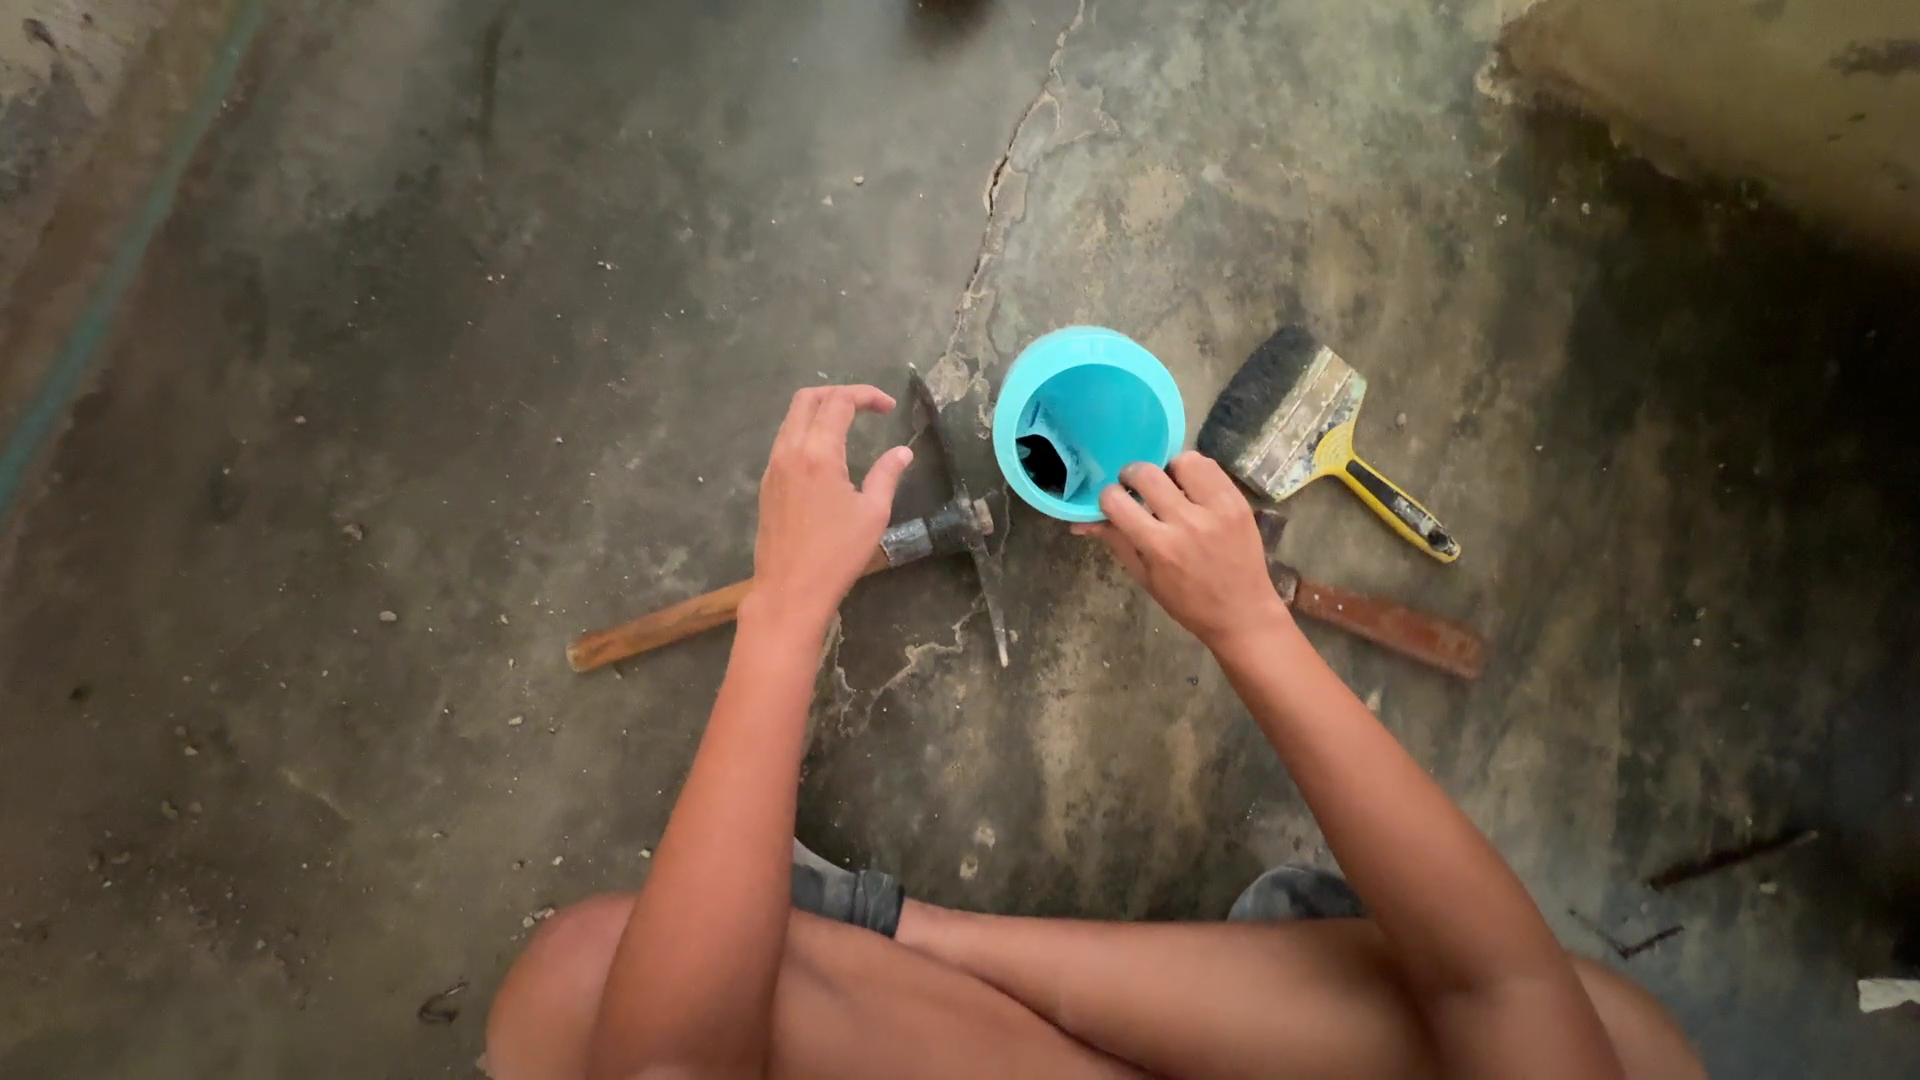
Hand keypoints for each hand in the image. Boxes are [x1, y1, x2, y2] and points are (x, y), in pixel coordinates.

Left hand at [747, 385, 912, 632]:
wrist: (790, 591)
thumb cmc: (837, 555)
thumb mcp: (873, 514)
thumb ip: (887, 475)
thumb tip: (903, 451)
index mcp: (818, 453)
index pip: (839, 402)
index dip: (866, 396)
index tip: (889, 408)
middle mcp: (790, 451)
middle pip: (807, 399)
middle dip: (839, 394)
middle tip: (866, 408)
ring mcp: (773, 467)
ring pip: (791, 418)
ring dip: (819, 411)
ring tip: (848, 425)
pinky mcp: (767, 484)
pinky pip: (784, 441)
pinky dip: (806, 432)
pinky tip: (826, 454)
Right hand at [1072, 451, 1289, 649]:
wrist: (1243, 613)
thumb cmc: (1187, 603)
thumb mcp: (1145, 577)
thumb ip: (1116, 541)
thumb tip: (1080, 523)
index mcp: (1159, 547)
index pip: (1116, 502)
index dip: (1107, 498)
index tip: (1113, 504)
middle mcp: (1187, 522)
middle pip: (1146, 474)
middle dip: (1131, 476)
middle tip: (1135, 489)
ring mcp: (1216, 509)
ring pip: (1181, 461)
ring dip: (1167, 470)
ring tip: (1170, 488)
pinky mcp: (1237, 501)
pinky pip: (1209, 467)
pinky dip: (1194, 472)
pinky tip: (1191, 489)